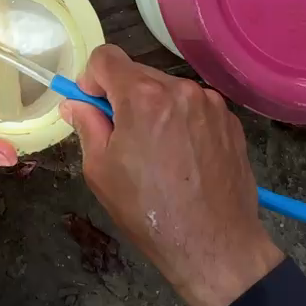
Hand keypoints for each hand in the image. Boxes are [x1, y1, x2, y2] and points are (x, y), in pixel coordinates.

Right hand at [59, 45, 284, 305]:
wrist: (216, 248)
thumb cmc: (149, 211)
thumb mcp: (100, 169)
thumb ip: (86, 125)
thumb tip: (75, 103)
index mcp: (142, 96)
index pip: (105, 57)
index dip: (91, 78)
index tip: (93, 107)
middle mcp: (179, 89)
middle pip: (137, 73)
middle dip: (123, 96)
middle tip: (123, 137)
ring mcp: (210, 103)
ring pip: (166, 90)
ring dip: (154, 108)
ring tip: (157, 152)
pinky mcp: (230, 121)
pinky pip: (193, 106)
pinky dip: (181, 120)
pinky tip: (184, 157)